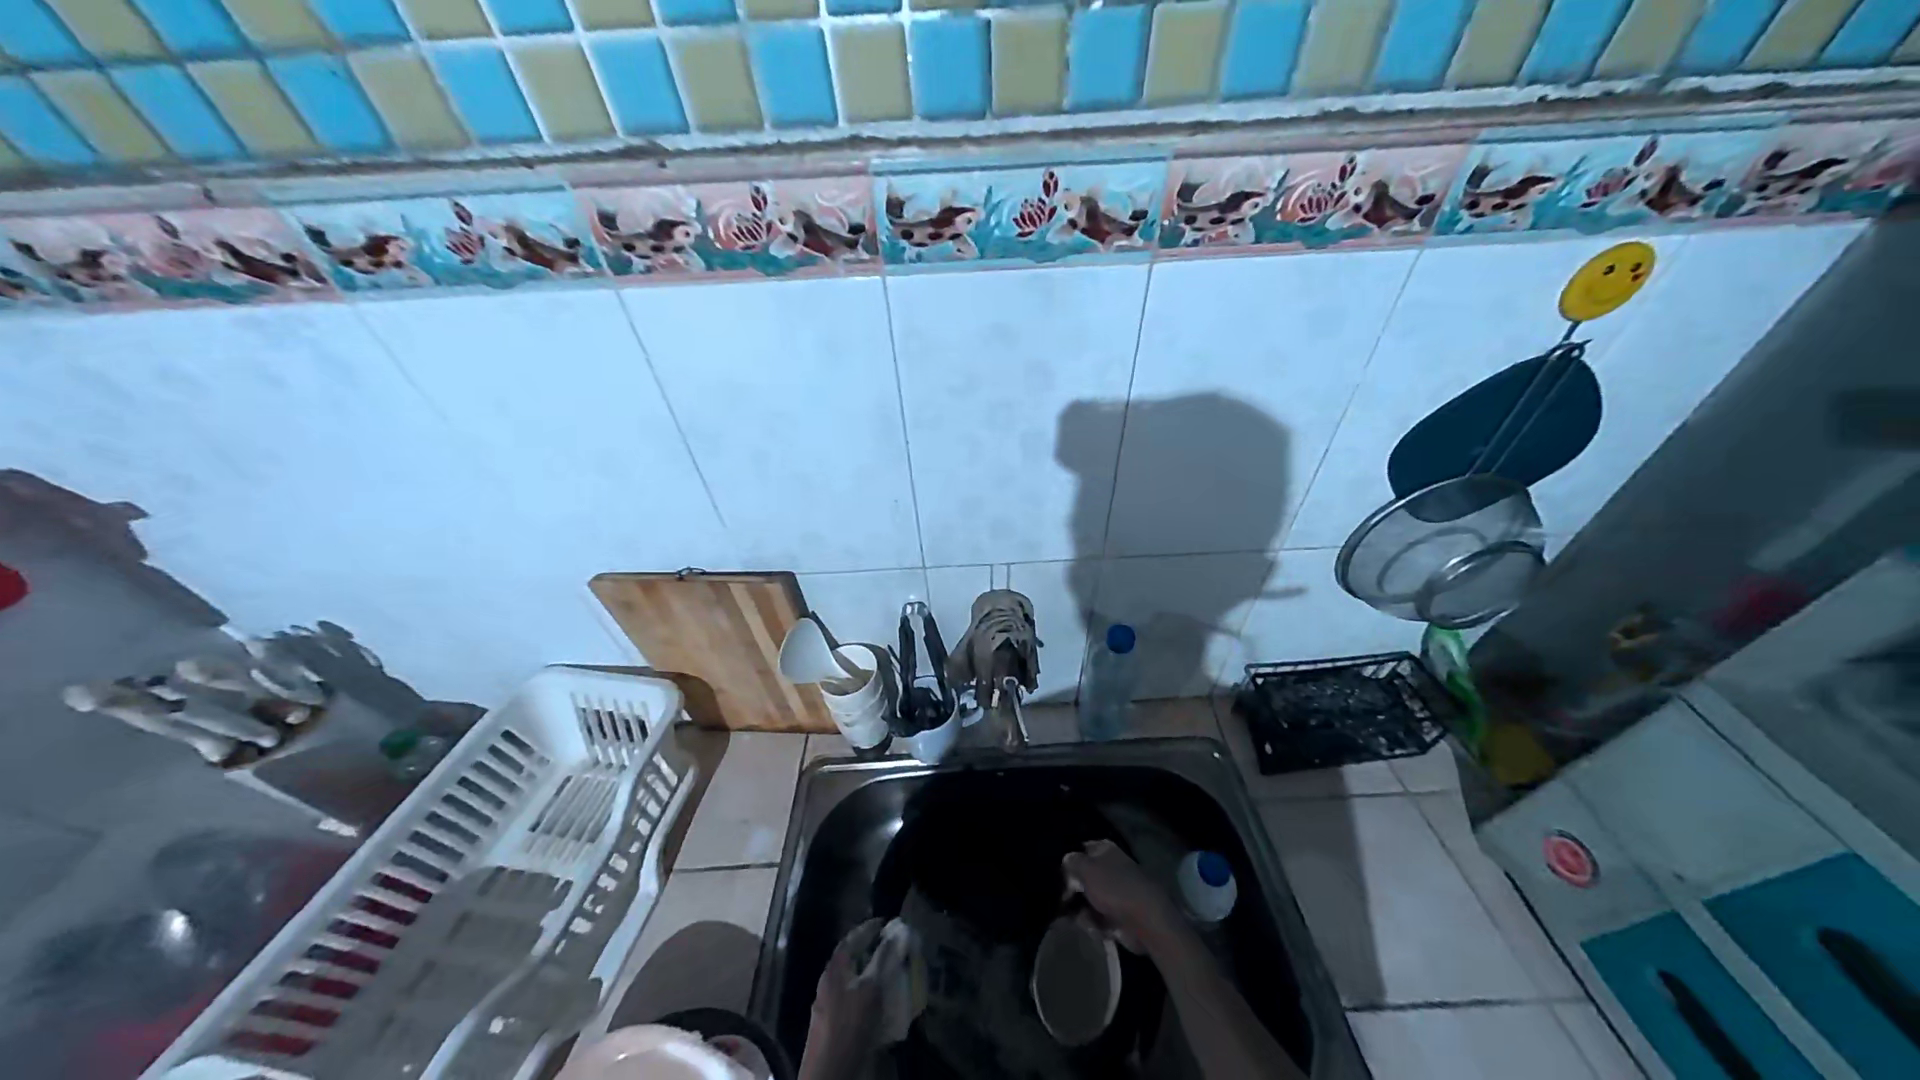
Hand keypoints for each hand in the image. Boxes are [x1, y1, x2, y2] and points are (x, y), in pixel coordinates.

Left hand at [798, 918, 884, 1079]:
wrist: (829, 1072)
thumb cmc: (850, 1026)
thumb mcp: (871, 990)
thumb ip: (882, 961)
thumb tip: (893, 936)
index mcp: (833, 970)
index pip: (850, 939)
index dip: (867, 928)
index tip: (885, 922)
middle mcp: (826, 983)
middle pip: (847, 958)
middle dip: (867, 950)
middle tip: (887, 945)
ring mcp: (825, 1004)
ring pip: (848, 979)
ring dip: (866, 972)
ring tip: (884, 971)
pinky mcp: (828, 1024)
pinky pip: (848, 998)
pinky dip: (862, 992)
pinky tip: (874, 1001)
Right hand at [1062, 840, 1181, 952]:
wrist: (1145, 921)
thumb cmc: (1114, 888)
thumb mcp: (1086, 868)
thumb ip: (1072, 862)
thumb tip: (1067, 861)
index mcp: (1105, 850)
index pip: (1081, 849)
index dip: (1069, 861)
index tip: (1060, 874)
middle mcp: (1110, 869)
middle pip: (1083, 877)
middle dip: (1073, 891)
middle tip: (1065, 900)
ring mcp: (1115, 893)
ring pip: (1087, 900)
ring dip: (1082, 911)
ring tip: (1084, 918)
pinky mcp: (1118, 915)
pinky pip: (1097, 917)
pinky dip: (1094, 924)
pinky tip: (1096, 928)